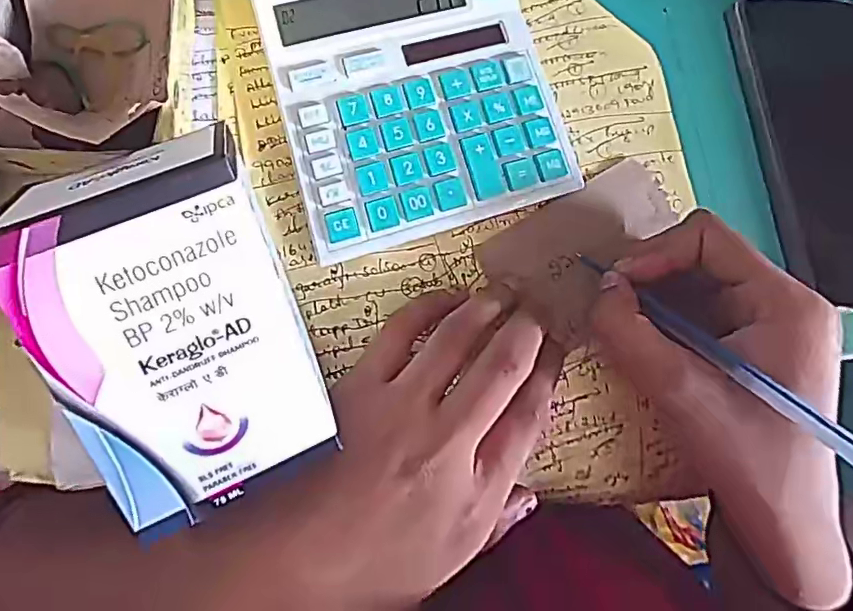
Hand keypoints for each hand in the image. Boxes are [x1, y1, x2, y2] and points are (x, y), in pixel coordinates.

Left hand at [0, 288, 561, 610]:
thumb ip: (498, 520)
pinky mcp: (363, 382)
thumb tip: (534, 493)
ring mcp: (401, 406)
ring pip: (458, 337)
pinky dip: (432, 305)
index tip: (560, 345)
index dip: (550, 373)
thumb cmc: (374, 560)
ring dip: (487, 306)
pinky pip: (405, 329)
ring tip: (503, 292)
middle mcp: (445, 441)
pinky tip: (449, 297)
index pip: (529, 417)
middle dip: (529, 327)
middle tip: (539, 305)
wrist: (292, 553)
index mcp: (473, 488)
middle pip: (502, 366)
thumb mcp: (448, 559)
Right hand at [588, 210, 851, 608]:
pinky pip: (698, 308)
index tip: (620, 282)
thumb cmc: (752, 467)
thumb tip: (602, 289)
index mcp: (788, 303)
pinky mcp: (753, 342)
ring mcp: (772, 322)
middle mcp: (785, 302)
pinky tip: (646, 343)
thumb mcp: (683, 395)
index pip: (708, 237)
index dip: (656, 251)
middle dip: (652, 277)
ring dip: (655, 299)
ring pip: (695, 281)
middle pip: (700, 255)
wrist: (787, 536)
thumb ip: (631, 334)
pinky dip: (665, 318)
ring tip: (627, 325)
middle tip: (616, 304)